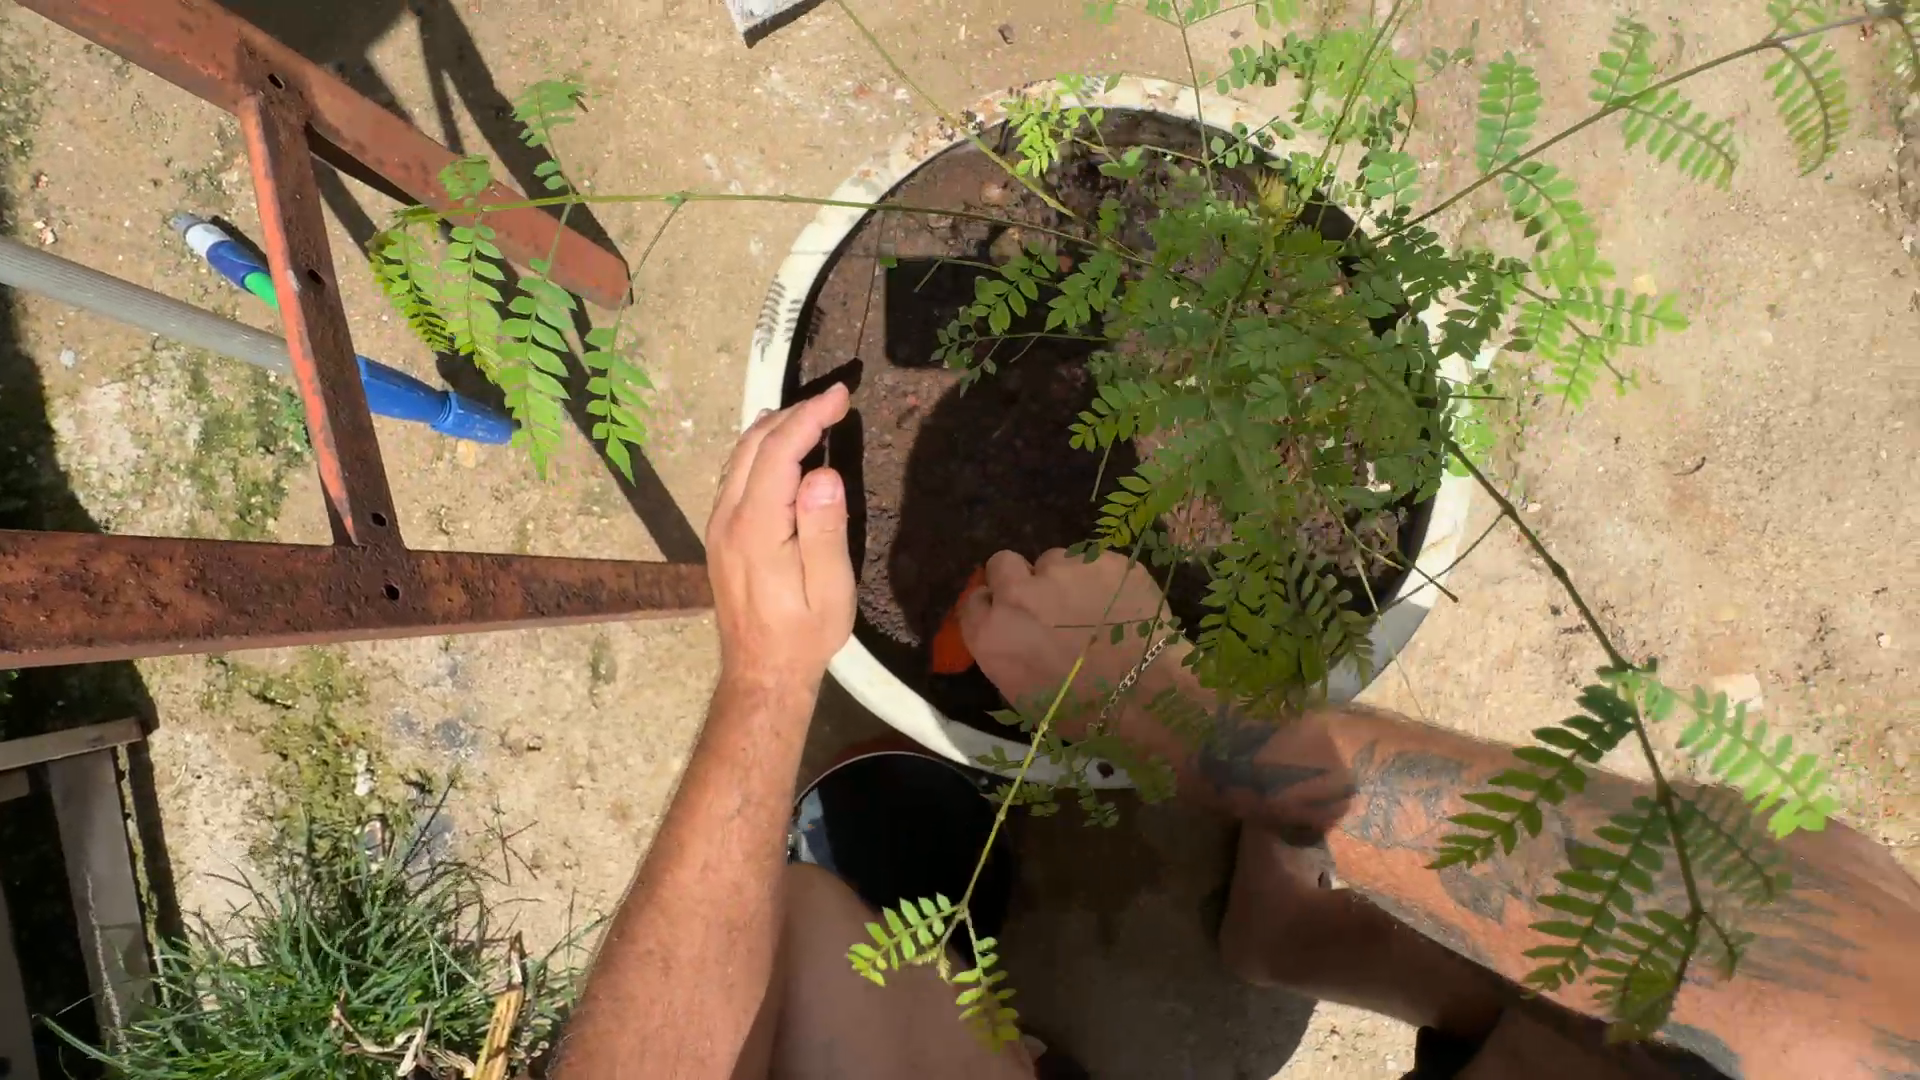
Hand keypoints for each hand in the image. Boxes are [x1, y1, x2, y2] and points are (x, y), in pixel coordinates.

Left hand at [706, 384, 854, 695]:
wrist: (761, 672)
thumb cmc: (804, 634)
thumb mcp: (829, 590)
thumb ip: (824, 530)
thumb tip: (824, 474)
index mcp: (756, 528)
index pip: (778, 453)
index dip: (809, 417)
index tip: (841, 395)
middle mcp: (727, 518)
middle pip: (753, 446)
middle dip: (793, 414)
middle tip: (833, 400)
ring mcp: (717, 525)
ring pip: (738, 457)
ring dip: (773, 428)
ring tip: (810, 413)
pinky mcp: (719, 534)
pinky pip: (735, 475)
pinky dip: (759, 450)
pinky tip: (777, 448)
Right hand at [957, 549, 1180, 736]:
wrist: (1147, 694)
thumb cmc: (1082, 711)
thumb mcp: (1023, 696)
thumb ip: (1006, 655)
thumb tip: (1011, 638)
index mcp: (992, 632)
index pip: (973, 601)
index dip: (992, 607)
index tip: (1008, 617)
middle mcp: (1018, 593)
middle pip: (1002, 563)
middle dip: (1017, 577)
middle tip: (1042, 600)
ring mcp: (1062, 570)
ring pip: (1054, 559)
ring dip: (1064, 578)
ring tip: (1091, 605)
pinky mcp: (1102, 560)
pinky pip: (1095, 562)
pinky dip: (1103, 579)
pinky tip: (1120, 603)